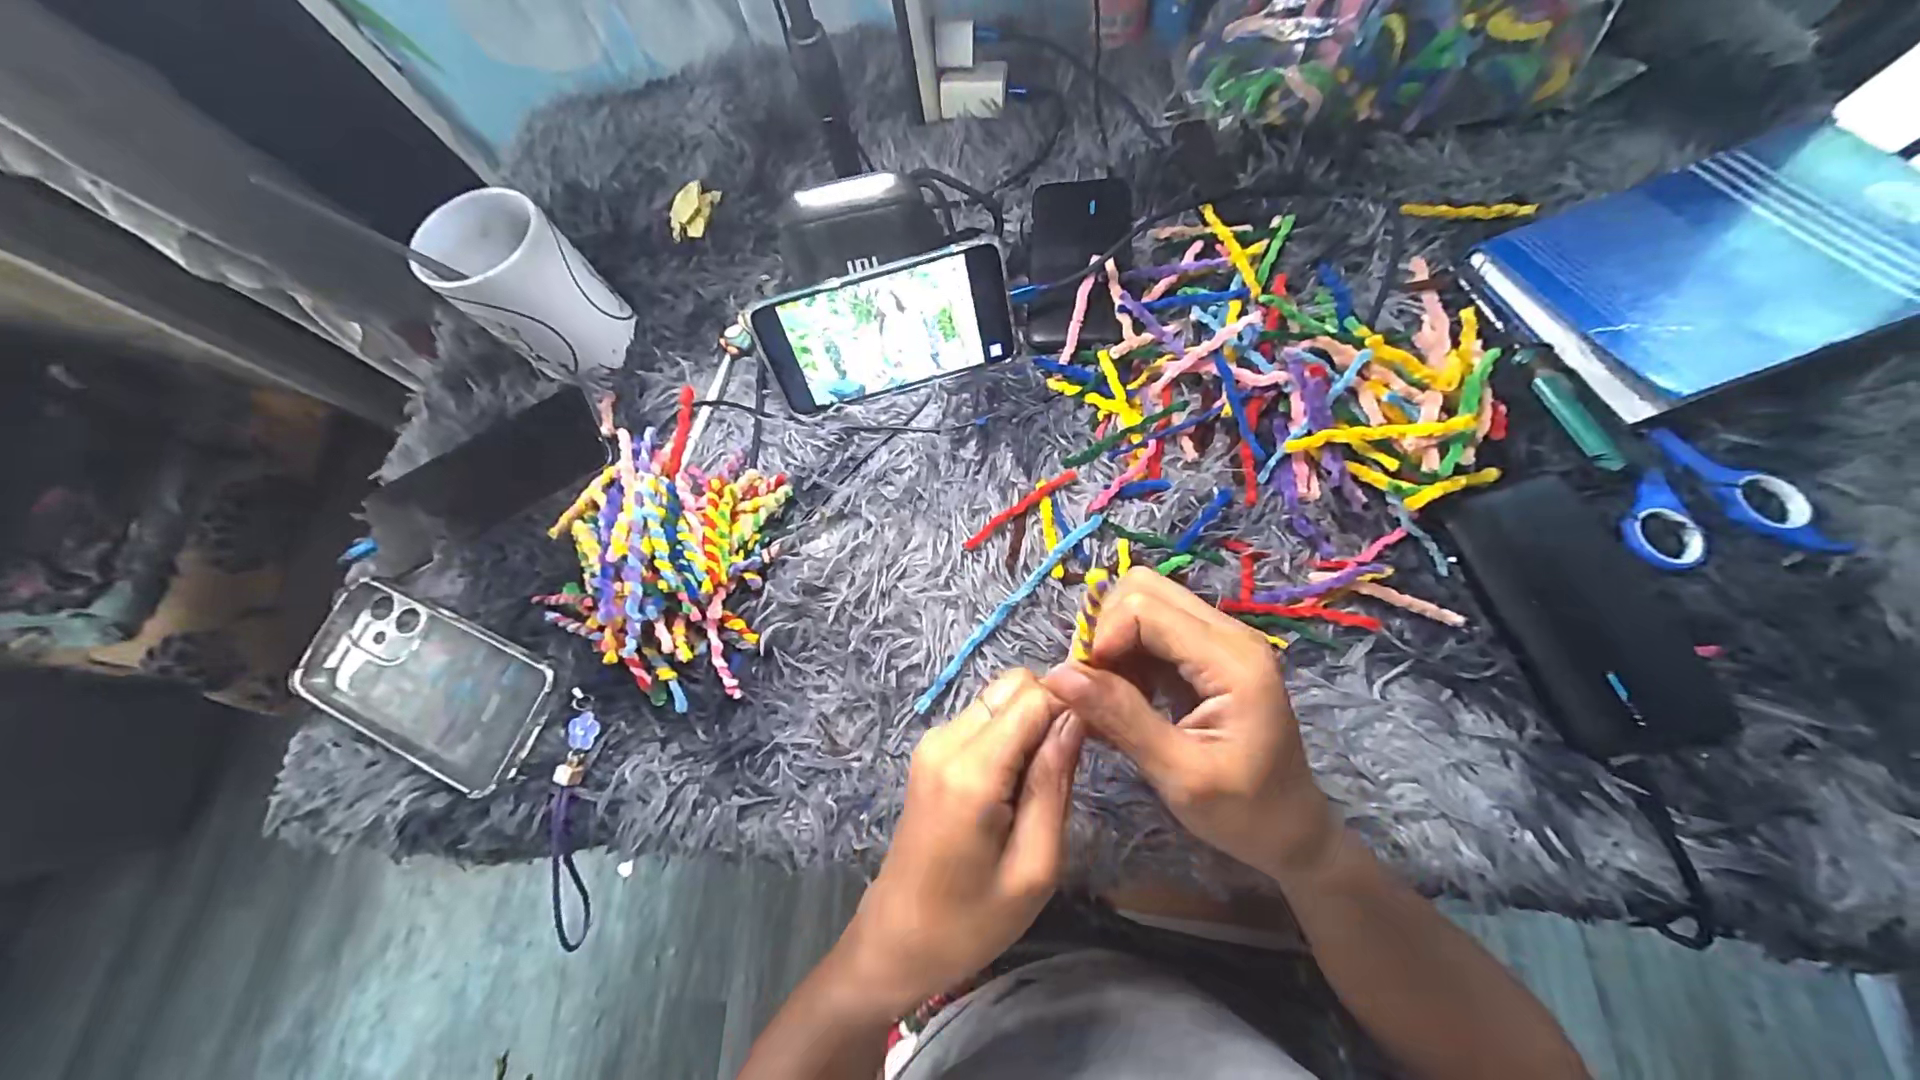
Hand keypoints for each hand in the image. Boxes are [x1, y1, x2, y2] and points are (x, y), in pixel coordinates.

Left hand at [837, 669, 1082, 1013]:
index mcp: (971, 771)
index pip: (1032, 696)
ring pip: (998, 697)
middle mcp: (945, 740)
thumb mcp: (1034, 866)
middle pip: (1013, 686)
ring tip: (1039, 780)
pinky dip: (1008, 734)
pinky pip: (982, 717)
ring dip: (1028, 724)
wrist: (898, 939)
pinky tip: (1013, 782)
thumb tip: (1077, 718)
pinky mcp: (930, 749)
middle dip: (1049, 711)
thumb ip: (1054, 783)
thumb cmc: (971, 920)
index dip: (1069, 707)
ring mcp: (932, 741)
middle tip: (1065, 765)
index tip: (1092, 741)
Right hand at [1042, 568, 1339, 884]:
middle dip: (1105, 630)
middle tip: (1095, 685)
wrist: (1292, 830)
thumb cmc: (1243, 812)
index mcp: (1232, 659)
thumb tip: (1057, 675)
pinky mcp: (1208, 651)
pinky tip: (1126, 695)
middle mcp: (1229, 633)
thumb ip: (1120, 718)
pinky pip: (1152, 626)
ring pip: (1144, 601)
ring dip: (1114, 641)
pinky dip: (1127, 653)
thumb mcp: (1178, 774)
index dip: (1103, 637)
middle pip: (1143, 588)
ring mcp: (1220, 638)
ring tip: (1110, 694)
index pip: (1144, 607)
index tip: (1087, 689)